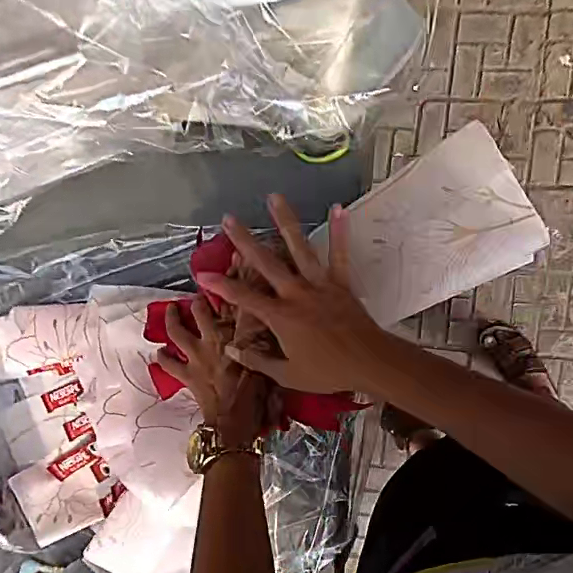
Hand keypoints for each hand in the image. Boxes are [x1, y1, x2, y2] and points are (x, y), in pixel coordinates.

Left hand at [159, 298, 268, 447]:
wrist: (233, 421)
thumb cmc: (255, 395)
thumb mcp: (268, 367)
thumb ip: (265, 347)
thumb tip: (270, 331)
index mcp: (234, 337)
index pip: (231, 308)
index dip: (228, 294)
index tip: (230, 283)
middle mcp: (211, 342)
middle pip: (199, 313)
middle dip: (198, 302)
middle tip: (198, 297)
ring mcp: (195, 358)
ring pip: (177, 332)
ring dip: (172, 320)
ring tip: (170, 311)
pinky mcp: (186, 375)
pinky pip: (169, 364)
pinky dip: (163, 357)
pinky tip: (159, 352)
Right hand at [198, 194, 402, 396]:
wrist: (369, 362)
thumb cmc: (329, 372)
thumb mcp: (288, 374)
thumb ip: (258, 361)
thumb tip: (230, 350)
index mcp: (281, 317)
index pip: (243, 298)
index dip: (221, 286)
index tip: (203, 274)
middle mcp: (297, 294)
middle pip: (266, 263)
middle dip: (245, 240)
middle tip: (229, 219)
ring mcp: (320, 285)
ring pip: (300, 248)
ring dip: (286, 222)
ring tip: (274, 198)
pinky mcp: (341, 284)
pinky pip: (339, 254)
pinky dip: (340, 232)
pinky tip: (338, 209)